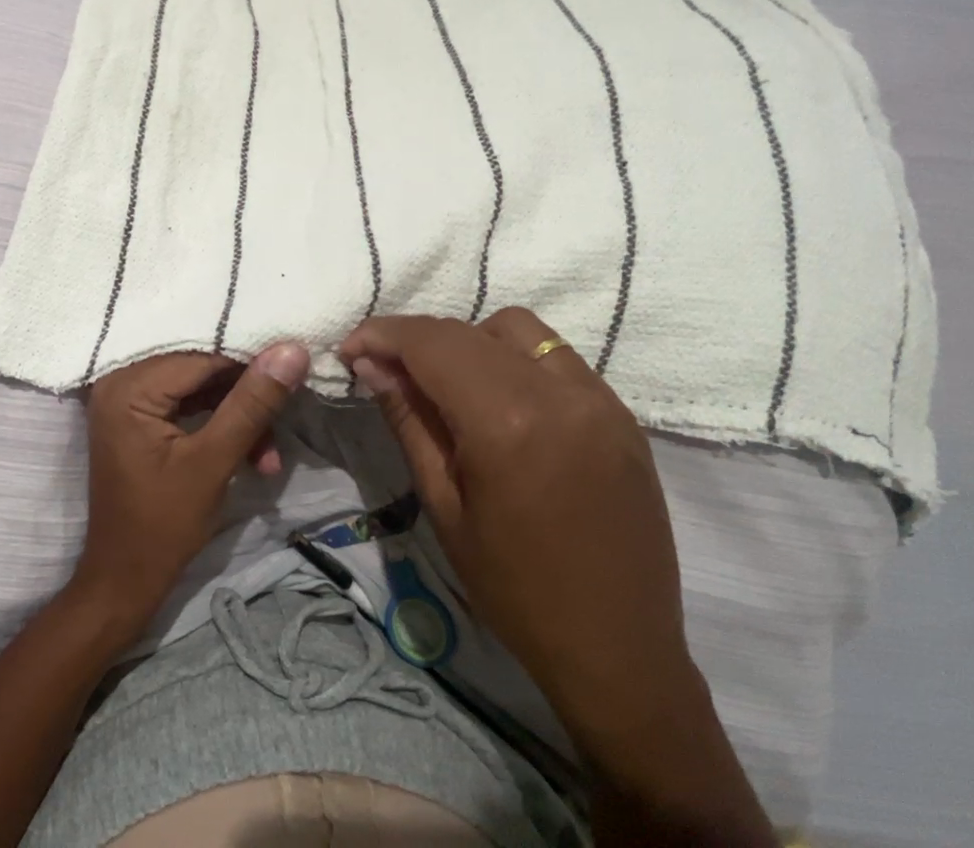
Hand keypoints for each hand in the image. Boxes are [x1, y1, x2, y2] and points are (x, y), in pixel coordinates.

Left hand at [74, 343, 309, 622]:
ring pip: (199, 389)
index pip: (200, 355)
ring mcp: (126, 401)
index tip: (298, 369)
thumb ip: (252, 404)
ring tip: (270, 457)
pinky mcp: (138, 419)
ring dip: (239, 417)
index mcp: (127, 386)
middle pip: (199, 368)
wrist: (126, 575)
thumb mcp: (213, 461)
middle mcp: (118, 381)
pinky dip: (220, 426)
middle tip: (286, 417)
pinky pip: (187, 406)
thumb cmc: (163, 522)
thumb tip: (292, 350)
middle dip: (246, 397)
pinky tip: (255, 454)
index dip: (251, 361)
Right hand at [339, 309, 689, 706]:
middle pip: (473, 330)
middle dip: (419, 339)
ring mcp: (603, 401)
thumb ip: (410, 422)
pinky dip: (514, 362)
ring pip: (522, 332)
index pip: (434, 343)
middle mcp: (562, 394)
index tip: (349, 350)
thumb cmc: (511, 587)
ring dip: (470, 342)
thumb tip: (373, 366)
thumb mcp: (442, 505)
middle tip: (383, 371)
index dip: (384, 335)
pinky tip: (496, 404)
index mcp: (509, 423)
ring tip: (444, 387)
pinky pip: (558, 360)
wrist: (614, 644)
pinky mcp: (624, 417)